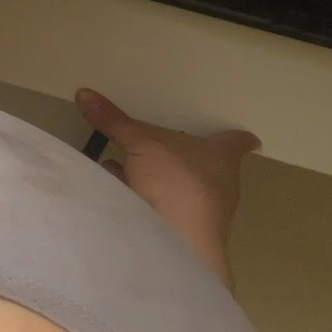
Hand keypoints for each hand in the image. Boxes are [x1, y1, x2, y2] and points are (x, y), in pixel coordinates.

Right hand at [75, 88, 259, 283]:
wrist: (175, 239)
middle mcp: (216, 183)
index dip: (236, 138)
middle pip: (204, 165)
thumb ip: (114, 121)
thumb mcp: (140, 144)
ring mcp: (196, 207)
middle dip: (182, 156)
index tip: (246, 136)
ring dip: (154, 175)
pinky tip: (116, 185)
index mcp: (220, 159)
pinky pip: (154, 200)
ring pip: (176, 184)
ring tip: (124, 162)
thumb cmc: (177, 184)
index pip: (233, 143)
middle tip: (163, 144)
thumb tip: (85, 93)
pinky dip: (136, 191)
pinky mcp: (175, 224)